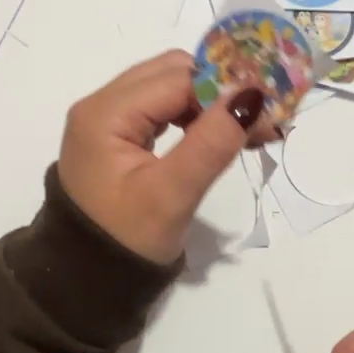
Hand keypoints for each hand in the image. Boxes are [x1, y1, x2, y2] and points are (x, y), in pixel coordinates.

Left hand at [57, 51, 274, 263]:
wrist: (84, 279)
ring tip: (248, 131)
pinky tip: (219, 135)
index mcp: (105, 114)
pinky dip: (192, 115)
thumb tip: (252, 95)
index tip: (269, 111)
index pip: (177, 78)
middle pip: (172, 73)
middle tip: (263, 122)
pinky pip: (159, 107)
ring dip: (209, 102)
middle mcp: (100, 104)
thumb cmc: (126, 240)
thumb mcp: (171, 195)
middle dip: (220, 91)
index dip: (225, 88)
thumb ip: (210, 144)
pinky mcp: (114, 134)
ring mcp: (105, 118)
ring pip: (168, 87)